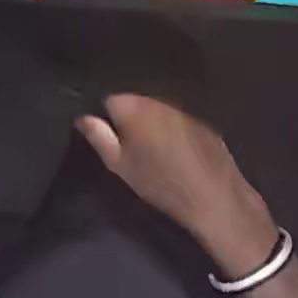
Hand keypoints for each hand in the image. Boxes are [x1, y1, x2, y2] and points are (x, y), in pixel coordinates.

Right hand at [77, 94, 279, 278]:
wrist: (214, 197)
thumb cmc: (160, 183)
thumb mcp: (121, 166)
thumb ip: (99, 138)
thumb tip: (83, 118)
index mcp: (134, 108)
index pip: (110, 100)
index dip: (107, 119)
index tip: (112, 140)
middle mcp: (158, 101)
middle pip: (135, 103)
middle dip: (130, 121)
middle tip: (132, 150)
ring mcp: (183, 110)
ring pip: (158, 112)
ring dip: (153, 125)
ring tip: (155, 154)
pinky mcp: (201, 122)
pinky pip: (178, 121)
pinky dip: (174, 132)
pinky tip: (178, 155)